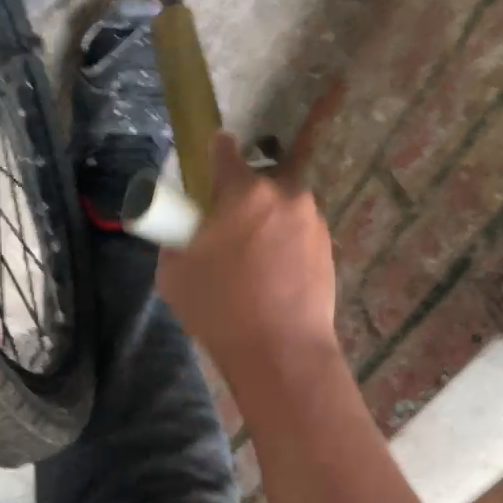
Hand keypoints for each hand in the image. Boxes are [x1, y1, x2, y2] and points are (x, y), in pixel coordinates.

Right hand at [157, 131, 338, 382]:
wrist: (280, 350)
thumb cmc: (220, 308)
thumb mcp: (174, 275)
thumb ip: (175, 243)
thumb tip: (182, 236)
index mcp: (244, 193)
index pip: (225, 152)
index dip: (213, 152)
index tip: (209, 156)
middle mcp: (285, 195)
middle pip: (256, 184)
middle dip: (240, 200)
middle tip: (223, 232)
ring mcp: (312, 221)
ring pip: (279, 210)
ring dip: (264, 224)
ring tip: (248, 262)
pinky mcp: (328, 247)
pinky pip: (296, 234)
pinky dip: (282, 246)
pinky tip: (269, 278)